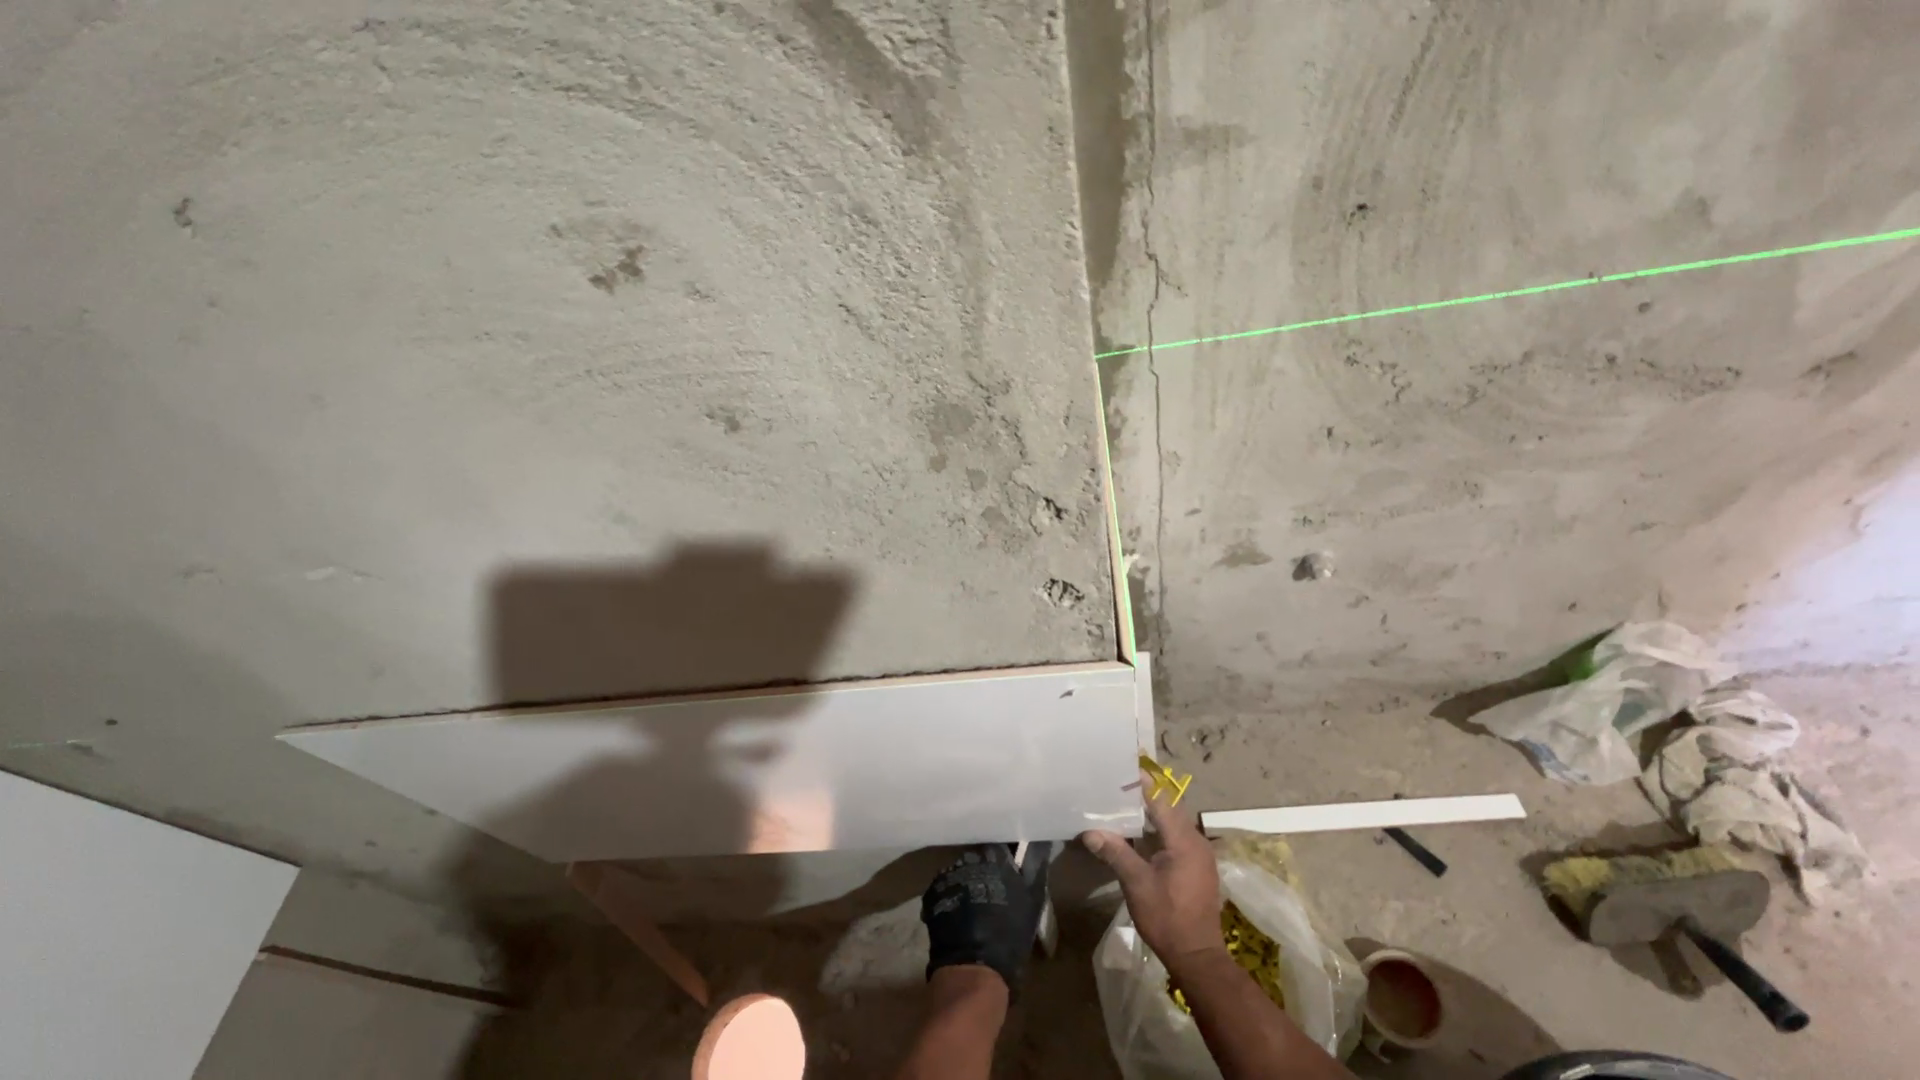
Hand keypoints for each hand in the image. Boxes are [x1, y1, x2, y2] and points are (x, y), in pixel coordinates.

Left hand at [919, 845, 1043, 993]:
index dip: (1004, 860)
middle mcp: (968, 859)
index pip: (1000, 848)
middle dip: (983, 870)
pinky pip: (944, 889)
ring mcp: (947, 876)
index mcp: (995, 857)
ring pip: (959, 873)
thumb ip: (1034, 872)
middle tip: (991, 890)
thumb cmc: (1010, 935)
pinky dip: (950, 898)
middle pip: (977, 859)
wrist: (974, 967)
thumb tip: (1038, 848)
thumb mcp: (1033, 902)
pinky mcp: (931, 895)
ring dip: (965, 884)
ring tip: (973, 906)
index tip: (1009, 871)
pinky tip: (957, 915)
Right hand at [1080, 780, 1222, 964]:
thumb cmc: (1167, 917)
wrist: (1196, 955)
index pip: (1162, 801)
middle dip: (1143, 796)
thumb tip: (1090, 831)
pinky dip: (1156, 831)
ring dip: (1149, 814)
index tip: (1123, 768)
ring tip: (1120, 805)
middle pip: (1168, 809)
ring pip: (1172, 824)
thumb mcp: (1137, 883)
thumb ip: (1115, 853)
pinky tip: (1137, 835)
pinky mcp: (1196, 868)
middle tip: (1115, 785)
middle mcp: (1196, 842)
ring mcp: (1199, 856)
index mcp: (1184, 841)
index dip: (1143, 784)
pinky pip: (1175, 838)